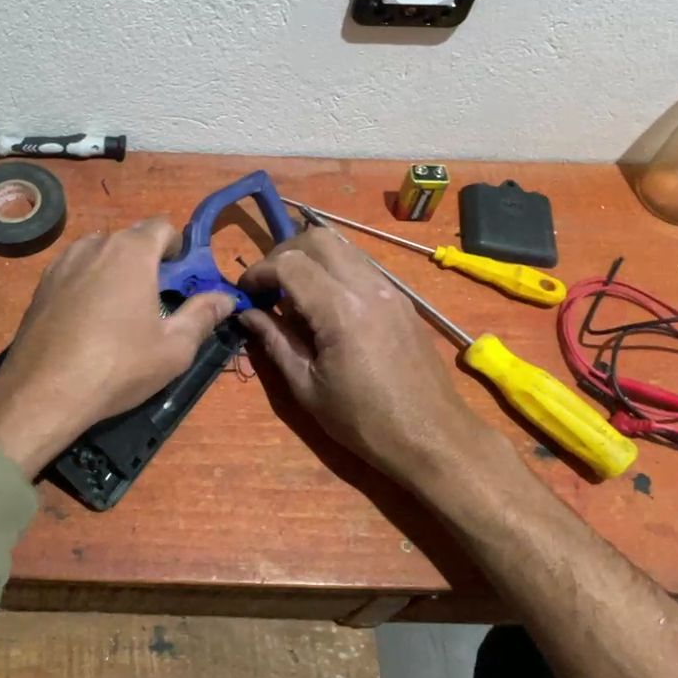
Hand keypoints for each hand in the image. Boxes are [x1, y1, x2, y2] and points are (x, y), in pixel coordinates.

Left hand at [0, 219, 235, 476]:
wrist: (43, 391)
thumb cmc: (118, 366)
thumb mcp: (174, 349)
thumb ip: (202, 315)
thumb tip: (225, 298)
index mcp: (132, 251)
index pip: (162, 226)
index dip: (177, 249)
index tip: (181, 280)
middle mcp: (95, 245)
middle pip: (130, 239)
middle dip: (147, 260)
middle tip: (156, 300)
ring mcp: (63, 262)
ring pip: (99, 252)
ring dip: (115, 269)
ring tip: (120, 310)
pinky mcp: (41, 284)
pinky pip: (75, 270)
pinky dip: (88, 282)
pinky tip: (88, 319)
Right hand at [236, 228, 489, 483]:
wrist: (433, 438)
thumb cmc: (364, 422)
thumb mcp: (307, 387)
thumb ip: (275, 341)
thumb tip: (248, 313)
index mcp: (340, 310)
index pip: (289, 263)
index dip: (259, 271)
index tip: (245, 291)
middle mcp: (367, 286)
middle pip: (317, 239)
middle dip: (283, 253)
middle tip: (267, 285)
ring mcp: (390, 289)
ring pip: (343, 246)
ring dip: (311, 258)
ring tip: (293, 292)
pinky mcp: (402, 300)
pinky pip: (361, 265)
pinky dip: (334, 269)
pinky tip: (324, 304)